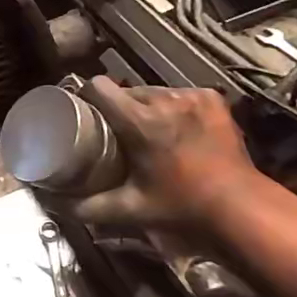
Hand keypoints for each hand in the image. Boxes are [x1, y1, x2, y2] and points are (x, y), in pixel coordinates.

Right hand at [72, 77, 261, 228]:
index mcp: (140, 121)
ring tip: (153, 132)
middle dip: (123, 107)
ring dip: (151, 107)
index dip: (89, 95)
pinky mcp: (213, 98)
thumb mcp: (132, 209)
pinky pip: (183, 95)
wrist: (239, 205)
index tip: (87, 110)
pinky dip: (177, 108)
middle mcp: (165, 99)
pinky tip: (180, 128)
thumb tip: (58, 205)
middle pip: (130, 90)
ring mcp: (192, 96)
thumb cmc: (182, 207)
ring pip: (157, 92)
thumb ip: (90, 207)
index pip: (101, 86)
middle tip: (123, 133)